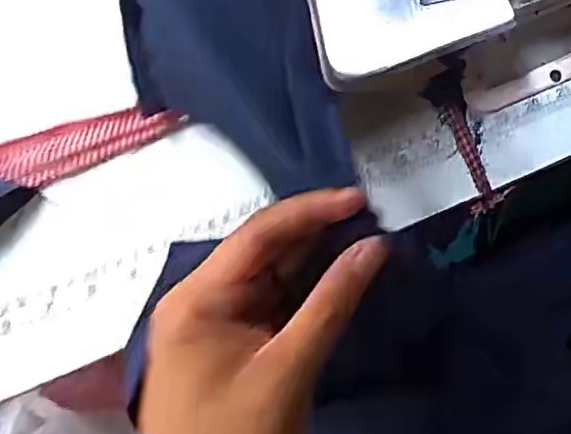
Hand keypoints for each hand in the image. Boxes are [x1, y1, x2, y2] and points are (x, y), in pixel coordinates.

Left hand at [138, 189, 387, 433]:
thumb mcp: (286, 371)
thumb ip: (332, 302)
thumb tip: (374, 246)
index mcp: (197, 298)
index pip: (259, 233)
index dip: (312, 209)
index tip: (357, 199)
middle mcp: (202, 297)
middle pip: (267, 245)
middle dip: (318, 228)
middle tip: (367, 213)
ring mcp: (217, 317)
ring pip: (275, 266)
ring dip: (319, 251)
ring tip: (363, 232)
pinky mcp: (235, 337)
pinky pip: (278, 292)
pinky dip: (311, 281)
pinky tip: (342, 267)